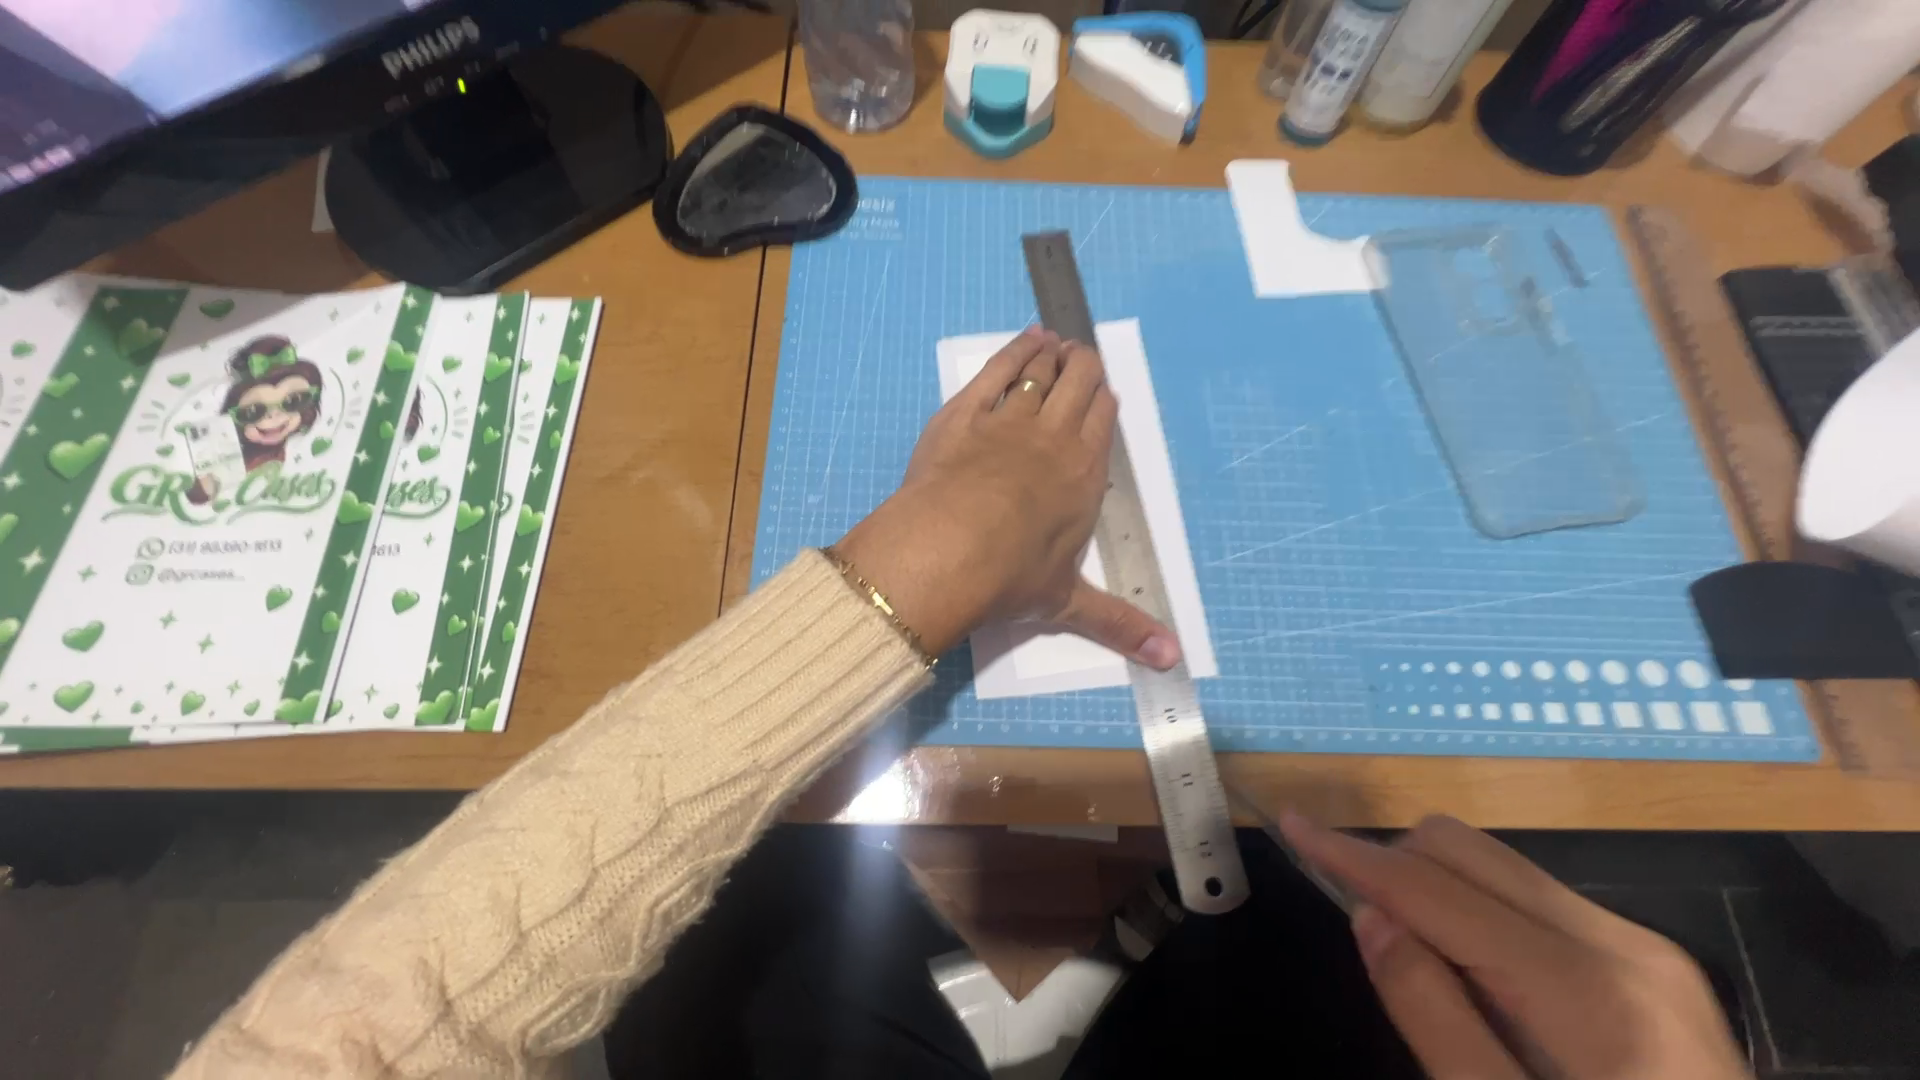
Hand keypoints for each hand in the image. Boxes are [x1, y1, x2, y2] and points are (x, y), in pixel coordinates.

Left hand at [833, 327, 1179, 666]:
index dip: (1104, 404)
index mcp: (1083, 475)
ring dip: (1053, 355)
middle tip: (1082, 359)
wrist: (944, 552)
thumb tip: (1173, 659)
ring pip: (1042, 372)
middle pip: (1078, 385)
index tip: (1102, 396)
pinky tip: (1026, 337)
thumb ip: (1120, 625)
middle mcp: (1054, 438)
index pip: (1103, 422)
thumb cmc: (1009, 577)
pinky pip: (999, 367)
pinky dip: (1016, 348)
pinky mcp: (966, 410)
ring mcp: (1009, 419)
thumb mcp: (1067, 603)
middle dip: (1085, 368)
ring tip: (1057, 343)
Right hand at [1279, 812, 1751, 1079]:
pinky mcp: (1646, 959)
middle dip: (1393, 864)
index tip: (1292, 825)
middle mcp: (1618, 941)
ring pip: (1493, 862)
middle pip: (1465, 849)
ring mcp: (1641, 946)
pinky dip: (1472, 906)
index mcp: (1586, 989)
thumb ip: (1432, 1017)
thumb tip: (1371, 917)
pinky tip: (1470, 968)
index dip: (1353, 854)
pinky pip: (1525, 894)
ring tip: (1414, 954)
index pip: (1435, 886)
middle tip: (1357, 920)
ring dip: (1430, 884)